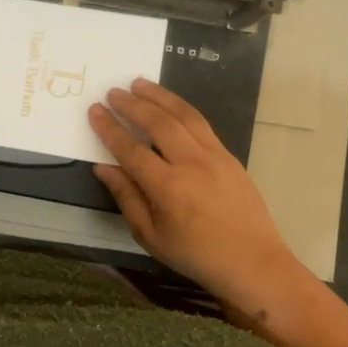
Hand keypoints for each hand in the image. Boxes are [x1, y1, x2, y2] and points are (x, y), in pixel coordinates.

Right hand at [88, 78, 310, 318]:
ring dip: (159, 96)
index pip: (131, 150)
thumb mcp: (150, 235)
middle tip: (113, 92)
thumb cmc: (195, 255)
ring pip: (184, 116)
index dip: (109, 128)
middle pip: (158, 123)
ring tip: (140, 83)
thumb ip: (126, 197)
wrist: (253, 263)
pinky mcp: (230, 157)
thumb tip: (104, 167)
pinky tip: (170, 105)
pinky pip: (202, 124)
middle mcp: (192, 164)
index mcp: (168, 188)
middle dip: (133, 104)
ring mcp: (215, 157)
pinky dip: (182, 109)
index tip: (94, 110)